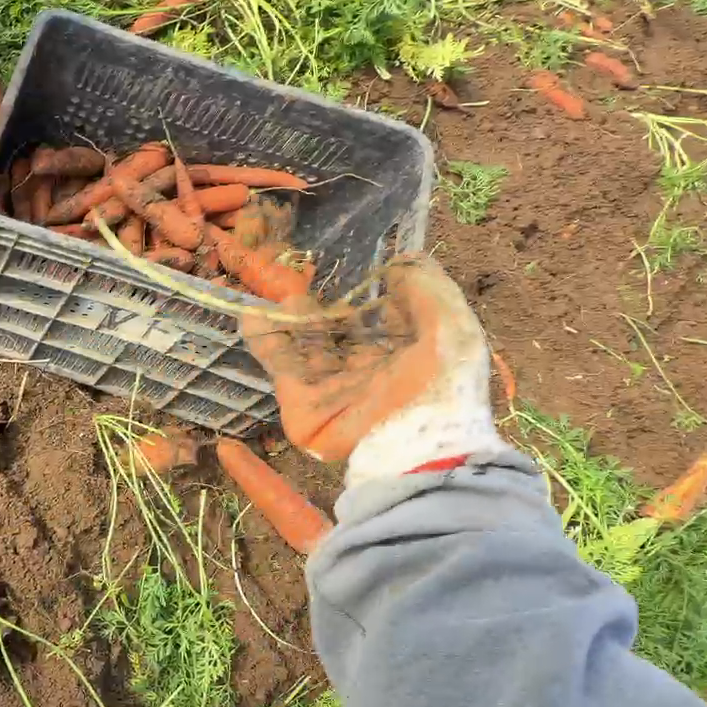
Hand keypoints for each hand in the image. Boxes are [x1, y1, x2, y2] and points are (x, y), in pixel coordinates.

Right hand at [240, 255, 505, 486]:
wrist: (413, 447)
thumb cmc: (440, 387)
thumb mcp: (453, 328)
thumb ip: (430, 291)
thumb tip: (403, 260)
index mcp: (400, 355)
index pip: (377, 319)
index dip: (362, 293)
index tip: (347, 266)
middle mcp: (362, 370)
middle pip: (335, 332)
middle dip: (319, 306)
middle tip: (303, 274)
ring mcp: (329, 387)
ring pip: (302, 346)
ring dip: (289, 319)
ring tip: (278, 290)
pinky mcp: (301, 403)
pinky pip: (278, 367)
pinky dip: (264, 342)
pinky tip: (252, 315)